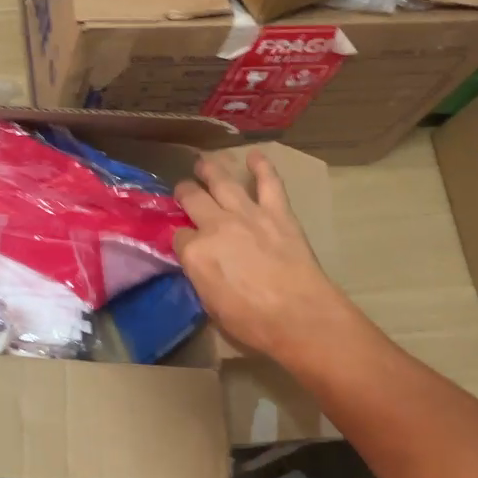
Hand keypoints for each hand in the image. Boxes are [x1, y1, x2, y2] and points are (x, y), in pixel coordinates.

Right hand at [174, 151, 353, 367]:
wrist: (299, 315)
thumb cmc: (251, 321)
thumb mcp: (210, 304)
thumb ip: (201, 277)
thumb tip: (199, 265)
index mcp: (195, 253)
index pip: (179, 237)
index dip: (181, 239)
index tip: (184, 243)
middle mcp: (216, 226)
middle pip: (193, 199)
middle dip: (185, 192)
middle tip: (183, 189)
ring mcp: (248, 215)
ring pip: (224, 182)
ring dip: (211, 169)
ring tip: (203, 162)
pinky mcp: (278, 212)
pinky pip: (269, 183)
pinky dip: (262, 167)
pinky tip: (255, 156)